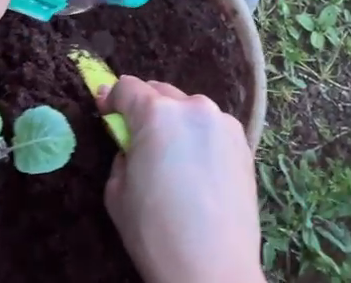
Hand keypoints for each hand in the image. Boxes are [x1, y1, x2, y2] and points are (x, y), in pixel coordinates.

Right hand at [102, 76, 262, 282]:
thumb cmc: (156, 233)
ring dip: (175, 123)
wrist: (214, 272)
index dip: (111, 100)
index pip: (126, 87)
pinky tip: (199, 171)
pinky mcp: (243, 144)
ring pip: (189, 110)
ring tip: (174, 159)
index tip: (107, 114)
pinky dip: (200, 139)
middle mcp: (192, 107)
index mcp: (156, 114)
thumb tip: (130, 145)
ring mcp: (223, 123)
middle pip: (160, 93)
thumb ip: (121, 154)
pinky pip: (212, 129)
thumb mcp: (117, 192)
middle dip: (144, 109)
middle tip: (139, 141)